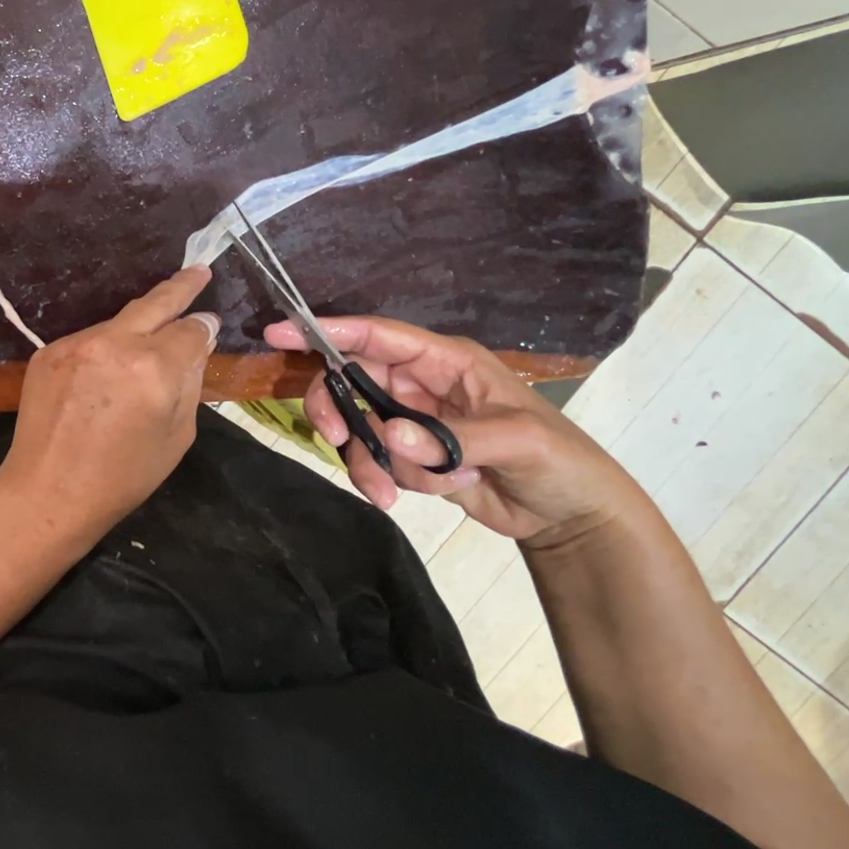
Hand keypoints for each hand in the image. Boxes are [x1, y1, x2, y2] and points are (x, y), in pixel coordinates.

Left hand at [0, 266, 219, 531]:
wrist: (48, 490)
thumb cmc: (123, 476)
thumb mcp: (177, 436)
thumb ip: (189, 382)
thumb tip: (196, 344)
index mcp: (155, 368)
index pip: (191, 329)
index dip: (203, 329)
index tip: (209, 325)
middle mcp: (115, 344)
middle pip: (154, 303)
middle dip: (180, 286)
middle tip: (197, 271)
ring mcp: (76, 344)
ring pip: (117, 324)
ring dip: (135, 331)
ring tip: (143, 353)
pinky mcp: (48, 351)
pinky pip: (88, 342)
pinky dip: (102, 352)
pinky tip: (102, 379)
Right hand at [263, 316, 642, 543]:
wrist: (569, 517)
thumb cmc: (559, 461)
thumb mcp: (519, 441)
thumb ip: (453, 438)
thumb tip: (389, 437)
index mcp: (444, 361)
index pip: (377, 336)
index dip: (329, 330)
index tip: (280, 331)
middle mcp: (417, 385)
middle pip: (348, 381)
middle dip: (335, 409)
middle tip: (332, 435)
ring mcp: (408, 421)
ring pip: (353, 427)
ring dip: (364, 459)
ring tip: (390, 493)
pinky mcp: (405, 456)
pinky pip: (368, 460)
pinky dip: (378, 479)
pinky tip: (406, 498)